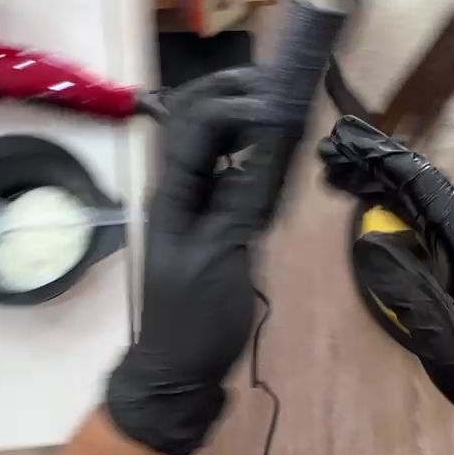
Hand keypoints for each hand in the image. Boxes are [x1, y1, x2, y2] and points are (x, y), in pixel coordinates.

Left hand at [106, 70, 281, 454]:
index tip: (282, 96)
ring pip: (207, 145)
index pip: (196, 122)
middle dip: (231, 93)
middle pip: (192, 120)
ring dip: (239, 120)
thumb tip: (268, 140)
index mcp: (170, 192)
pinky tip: (272, 160)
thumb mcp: (224, 256)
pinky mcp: (204, 225)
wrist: (177, 370)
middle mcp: (174, 189)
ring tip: (281, 112)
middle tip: (279, 84)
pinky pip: (222, 176)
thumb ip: (244, 196)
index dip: (237, 99)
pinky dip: (247, 159)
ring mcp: (187, 206)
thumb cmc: (198, 319)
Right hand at [317, 116, 453, 454]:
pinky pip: (430, 219)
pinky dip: (398, 207)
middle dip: (373, 164)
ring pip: (423, 198)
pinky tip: (376, 207)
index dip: (378, 160)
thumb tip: (368, 239)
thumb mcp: (443, 334)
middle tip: (329, 153)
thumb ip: (406, 286)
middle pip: (419, 183)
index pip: (419, 183)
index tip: (341, 141)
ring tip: (341, 173)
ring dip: (382, 183)